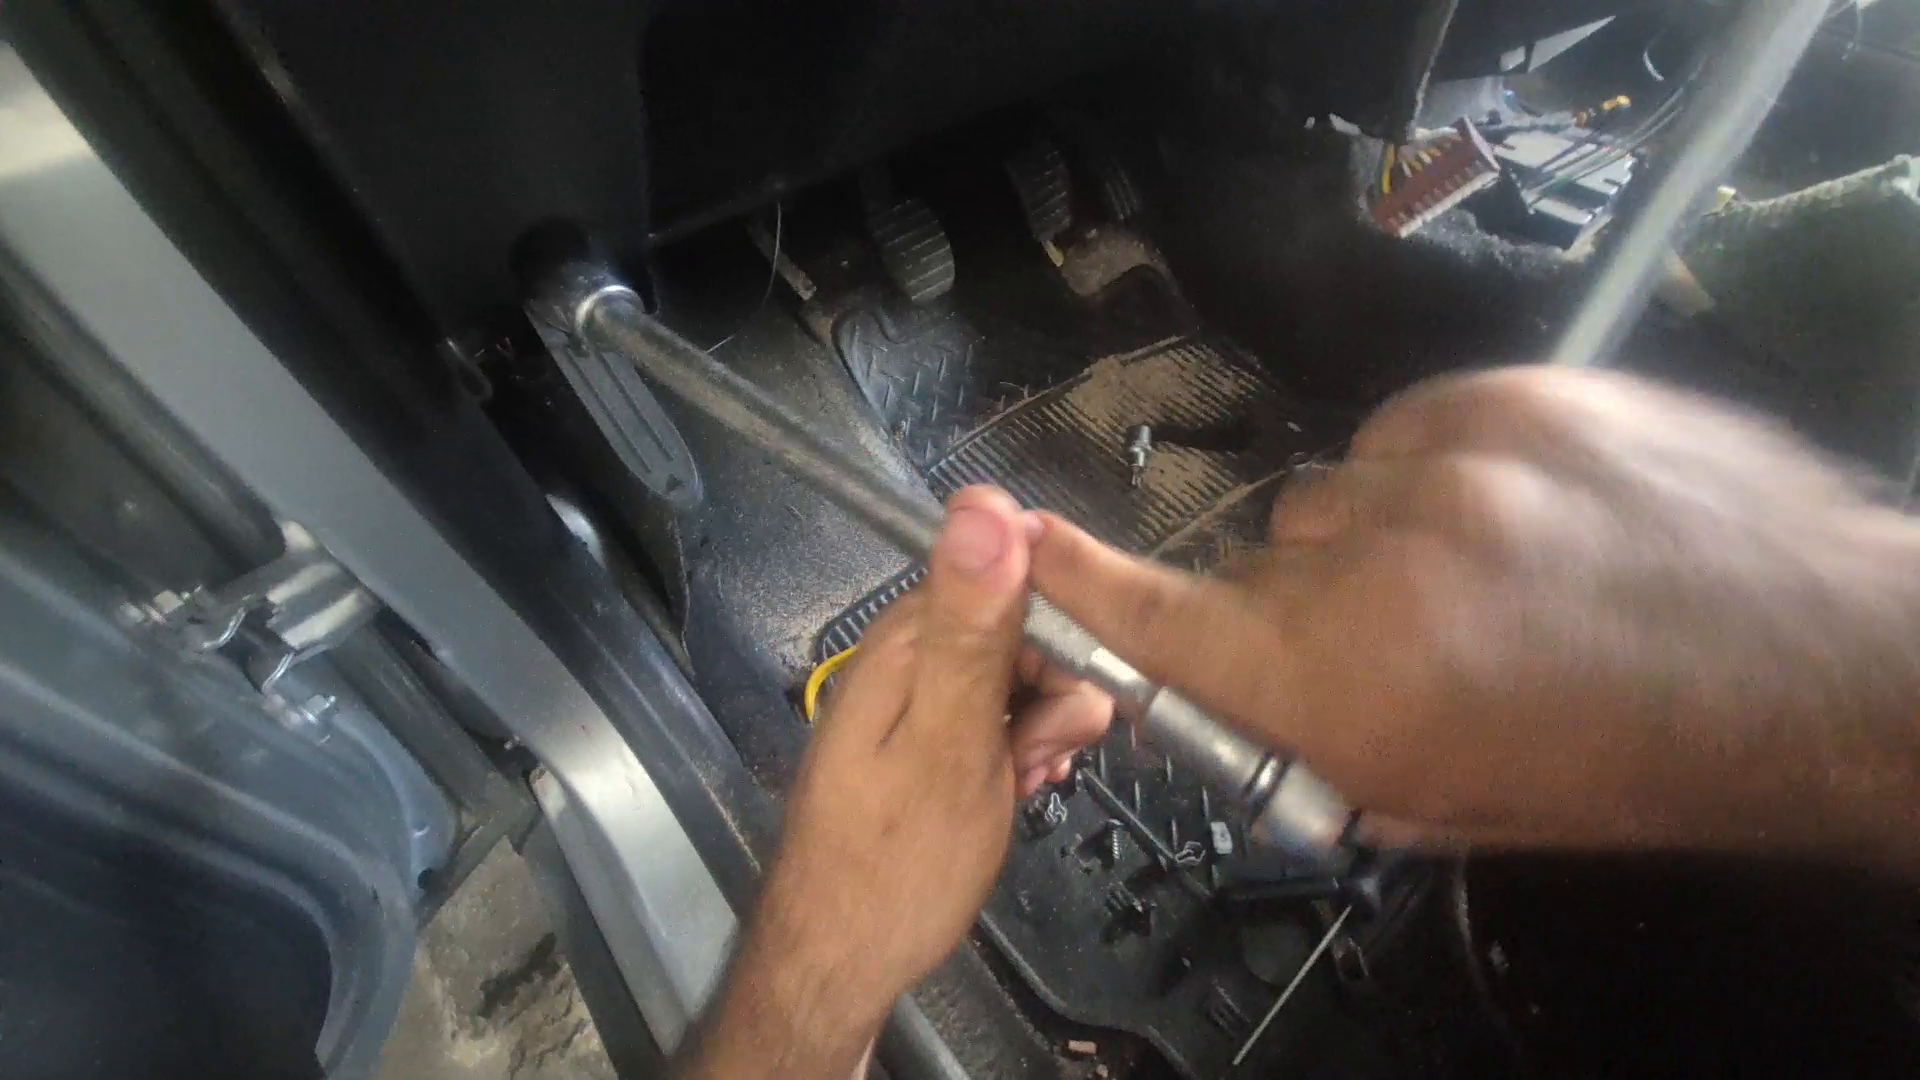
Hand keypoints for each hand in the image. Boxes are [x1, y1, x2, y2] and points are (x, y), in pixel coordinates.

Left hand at [682, 487, 1106, 1079]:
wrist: (837, 962)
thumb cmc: (899, 860)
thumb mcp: (950, 739)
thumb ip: (974, 628)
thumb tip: (985, 502)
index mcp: (910, 638)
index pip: (1010, 582)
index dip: (1060, 636)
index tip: (1074, 702)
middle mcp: (908, 654)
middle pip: (1014, 632)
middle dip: (1051, 689)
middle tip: (1043, 759)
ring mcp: (913, 697)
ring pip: (1010, 679)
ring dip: (1038, 725)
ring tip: (1028, 780)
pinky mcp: (922, 735)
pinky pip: (990, 717)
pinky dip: (1015, 746)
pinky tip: (1017, 786)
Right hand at [1029, 367, 1919, 869]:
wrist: (1821, 663)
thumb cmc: (1608, 759)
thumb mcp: (1425, 794)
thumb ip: (1296, 728)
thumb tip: (1223, 669)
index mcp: (1342, 682)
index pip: (1162, 617)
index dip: (1078, 576)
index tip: (1020, 535)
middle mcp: (1368, 566)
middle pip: (1257, 559)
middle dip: (1297, 596)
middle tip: (1398, 629)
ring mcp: (1436, 469)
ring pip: (1328, 497)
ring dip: (1370, 536)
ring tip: (1475, 570)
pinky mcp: (1494, 399)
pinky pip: (1401, 439)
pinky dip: (1430, 476)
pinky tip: (1513, 514)